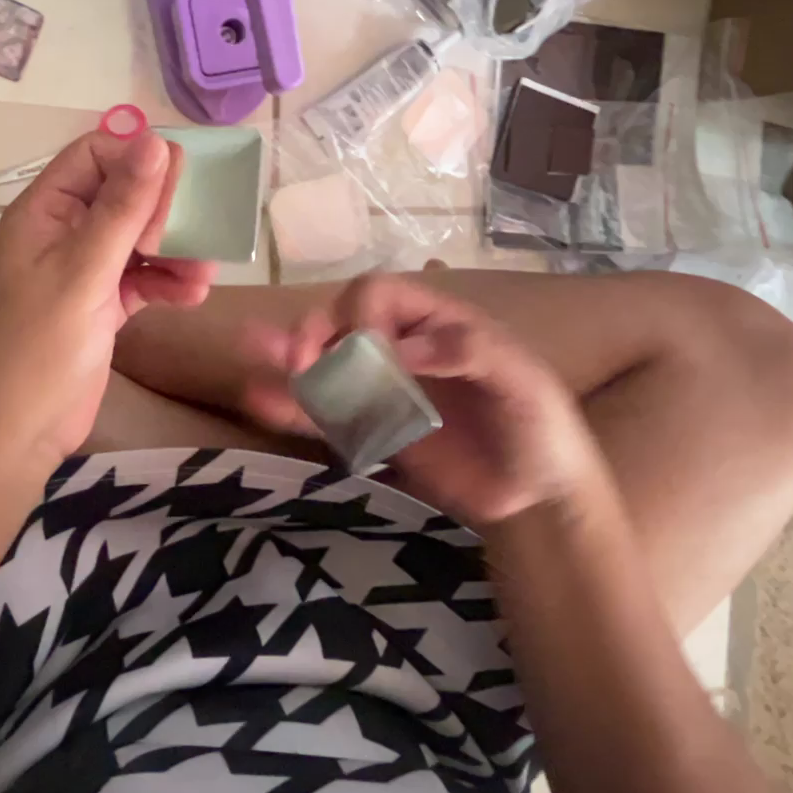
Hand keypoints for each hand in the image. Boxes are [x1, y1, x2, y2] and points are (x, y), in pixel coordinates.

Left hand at [0, 130, 216, 461]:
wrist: (15, 435)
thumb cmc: (38, 349)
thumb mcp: (83, 272)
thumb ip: (122, 208)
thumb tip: (157, 141)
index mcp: (44, 211)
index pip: (94, 155)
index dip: (138, 160)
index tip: (181, 183)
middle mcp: (63, 232)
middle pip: (124, 195)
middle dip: (165, 211)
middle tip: (196, 233)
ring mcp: (84, 271)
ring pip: (139, 239)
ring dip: (176, 251)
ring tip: (205, 272)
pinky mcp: (102, 305)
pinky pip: (142, 278)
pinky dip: (167, 283)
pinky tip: (192, 296)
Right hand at [244, 275, 604, 527]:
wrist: (533, 497)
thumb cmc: (539, 428)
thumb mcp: (523, 382)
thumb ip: (470, 352)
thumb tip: (402, 351)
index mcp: (435, 322)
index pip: (381, 295)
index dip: (363, 315)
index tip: (368, 353)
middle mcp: (398, 347)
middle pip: (341, 320)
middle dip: (316, 331)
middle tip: (303, 360)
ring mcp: (380, 389)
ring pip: (324, 362)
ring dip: (287, 353)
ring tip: (253, 347)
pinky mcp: (369, 430)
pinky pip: (323, 414)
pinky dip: (290, 405)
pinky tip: (258, 397)